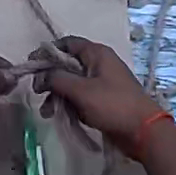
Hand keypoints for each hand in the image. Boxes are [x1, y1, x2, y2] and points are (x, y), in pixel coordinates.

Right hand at [34, 36, 169, 151]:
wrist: (143, 131)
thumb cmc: (113, 105)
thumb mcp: (81, 90)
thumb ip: (56, 79)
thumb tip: (39, 75)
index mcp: (96, 54)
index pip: (67, 43)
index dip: (48, 52)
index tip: (32, 67)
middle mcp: (99, 64)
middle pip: (67, 64)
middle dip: (50, 79)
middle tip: (38, 93)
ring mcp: (102, 82)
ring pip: (72, 83)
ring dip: (58, 95)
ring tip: (48, 112)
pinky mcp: (103, 99)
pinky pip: (81, 96)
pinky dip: (70, 104)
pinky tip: (61, 116)